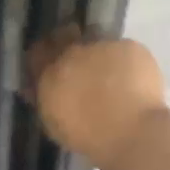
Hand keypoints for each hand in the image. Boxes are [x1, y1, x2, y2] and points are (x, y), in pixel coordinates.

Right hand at [25, 25, 169, 169]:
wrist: (132, 131)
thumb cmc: (88, 135)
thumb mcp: (53, 121)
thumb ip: (45, 97)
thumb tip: (38, 86)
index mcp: (50, 72)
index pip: (37, 51)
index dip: (43, 55)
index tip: (48, 63)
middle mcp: (73, 51)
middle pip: (64, 34)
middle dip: (67, 41)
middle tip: (78, 60)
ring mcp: (102, 45)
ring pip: (95, 38)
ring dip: (97, 49)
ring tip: (108, 70)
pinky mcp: (130, 47)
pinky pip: (123, 48)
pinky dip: (124, 59)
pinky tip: (131, 77)